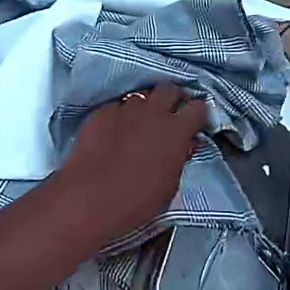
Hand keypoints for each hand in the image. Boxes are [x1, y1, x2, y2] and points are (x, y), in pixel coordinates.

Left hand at [51, 83, 206, 244]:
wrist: (91, 197)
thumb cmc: (138, 201)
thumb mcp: (170, 185)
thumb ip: (180, 157)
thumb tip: (185, 143)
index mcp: (177, 130)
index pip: (198, 107)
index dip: (197, 114)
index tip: (194, 122)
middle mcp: (153, 111)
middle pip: (169, 89)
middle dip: (171, 98)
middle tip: (168, 114)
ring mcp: (125, 108)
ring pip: (141, 96)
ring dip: (144, 106)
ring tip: (139, 122)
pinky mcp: (101, 111)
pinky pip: (116, 106)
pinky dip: (119, 115)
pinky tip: (113, 130)